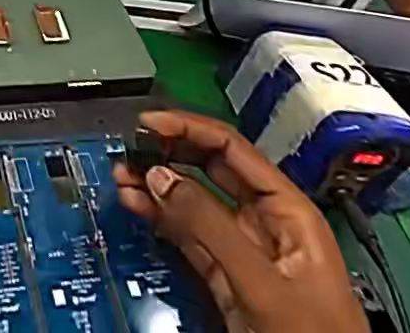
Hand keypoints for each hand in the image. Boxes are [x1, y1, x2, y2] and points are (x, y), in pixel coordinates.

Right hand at [112, 110, 368, 332]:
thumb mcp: (263, 284)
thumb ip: (211, 226)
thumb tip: (160, 177)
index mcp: (286, 209)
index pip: (231, 148)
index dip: (188, 128)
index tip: (148, 124)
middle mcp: (264, 220)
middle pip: (209, 168)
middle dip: (168, 154)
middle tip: (130, 149)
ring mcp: (243, 250)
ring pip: (194, 201)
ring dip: (158, 186)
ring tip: (123, 176)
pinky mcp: (226, 278)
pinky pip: (188, 235)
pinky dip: (161, 218)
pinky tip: (138, 206)